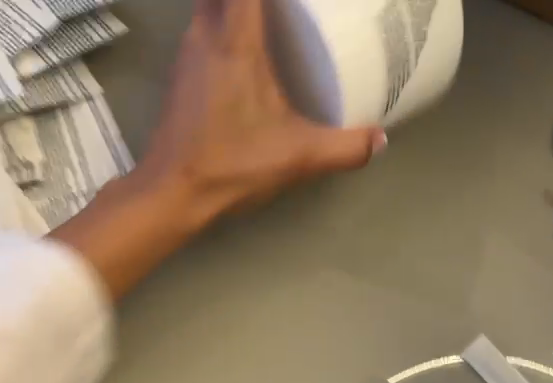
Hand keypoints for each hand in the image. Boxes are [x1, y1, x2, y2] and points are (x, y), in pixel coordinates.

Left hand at [141, 0, 385, 224]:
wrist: (173, 193)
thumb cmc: (232, 165)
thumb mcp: (297, 156)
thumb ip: (343, 148)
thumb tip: (380, 140)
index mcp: (235, 38)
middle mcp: (206, 32)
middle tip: (290, 7)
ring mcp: (188, 52)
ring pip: (210, 3)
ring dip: (237, 3)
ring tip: (274, 14)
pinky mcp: (181, 74)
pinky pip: (203, 25)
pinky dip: (223, 20)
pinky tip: (247, 47)